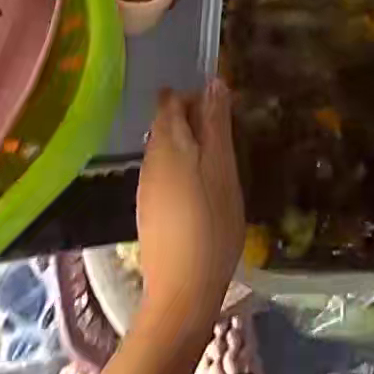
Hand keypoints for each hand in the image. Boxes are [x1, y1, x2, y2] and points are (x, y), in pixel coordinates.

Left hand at [136, 79, 243, 332]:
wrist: (182, 292)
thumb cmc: (210, 222)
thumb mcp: (222, 166)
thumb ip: (216, 123)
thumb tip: (214, 81)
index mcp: (167, 143)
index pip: (171, 100)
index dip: (194, 96)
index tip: (221, 109)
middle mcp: (150, 159)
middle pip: (166, 124)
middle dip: (193, 121)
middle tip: (226, 136)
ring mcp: (147, 186)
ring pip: (166, 150)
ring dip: (190, 146)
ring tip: (219, 163)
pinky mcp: (150, 210)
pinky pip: (165, 173)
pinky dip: (184, 169)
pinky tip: (203, 191)